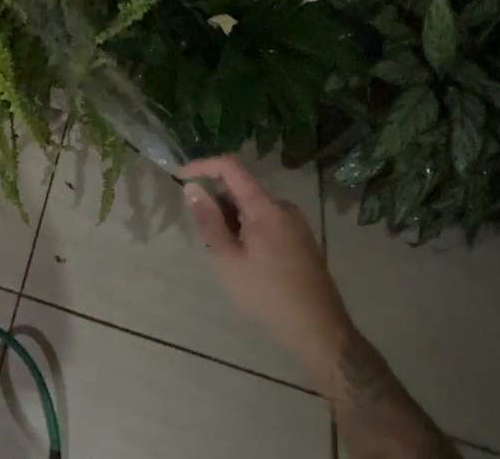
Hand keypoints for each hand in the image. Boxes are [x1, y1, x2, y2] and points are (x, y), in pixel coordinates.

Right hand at [180, 155, 352, 376]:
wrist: (320, 333)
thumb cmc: (266, 295)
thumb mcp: (226, 260)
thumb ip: (208, 220)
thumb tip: (192, 188)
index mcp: (266, 207)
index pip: (230, 167)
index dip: (202, 165)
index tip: (180, 177)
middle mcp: (284, 207)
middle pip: (242, 188)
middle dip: (217, 202)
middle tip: (204, 236)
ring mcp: (297, 225)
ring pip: (253, 208)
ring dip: (232, 219)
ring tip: (225, 256)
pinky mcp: (302, 241)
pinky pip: (267, 222)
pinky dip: (248, 230)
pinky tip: (246, 262)